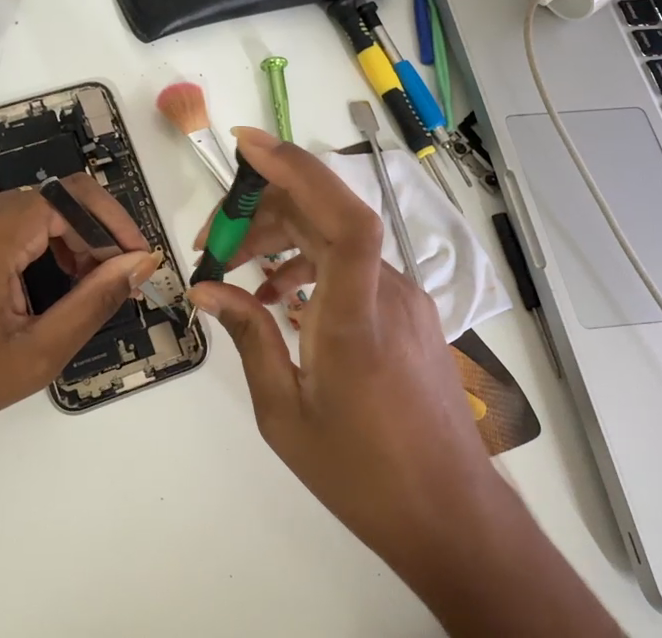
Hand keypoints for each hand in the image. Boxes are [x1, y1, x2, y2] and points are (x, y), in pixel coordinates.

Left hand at [0, 174, 157, 454]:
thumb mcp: (40, 349)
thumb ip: (94, 300)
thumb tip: (140, 263)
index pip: (74, 198)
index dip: (114, 226)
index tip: (141, 264)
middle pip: (58, 201)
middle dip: (96, 237)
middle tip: (119, 284)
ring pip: (39, 213)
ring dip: (72, 244)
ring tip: (90, 293)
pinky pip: (15, 227)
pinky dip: (45, 250)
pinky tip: (55, 291)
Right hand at [188, 129, 500, 557]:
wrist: (452, 517)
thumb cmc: (362, 474)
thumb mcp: (285, 413)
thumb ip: (249, 338)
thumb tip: (209, 288)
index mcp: (355, 319)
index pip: (341, 218)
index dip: (297, 169)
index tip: (247, 145)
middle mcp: (388, 295)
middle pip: (327, 217)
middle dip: (262, 211)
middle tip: (211, 239)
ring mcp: (406, 302)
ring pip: (339, 240)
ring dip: (284, 239)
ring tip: (235, 271)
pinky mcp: (410, 315)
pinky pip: (354, 269)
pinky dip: (311, 266)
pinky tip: (279, 298)